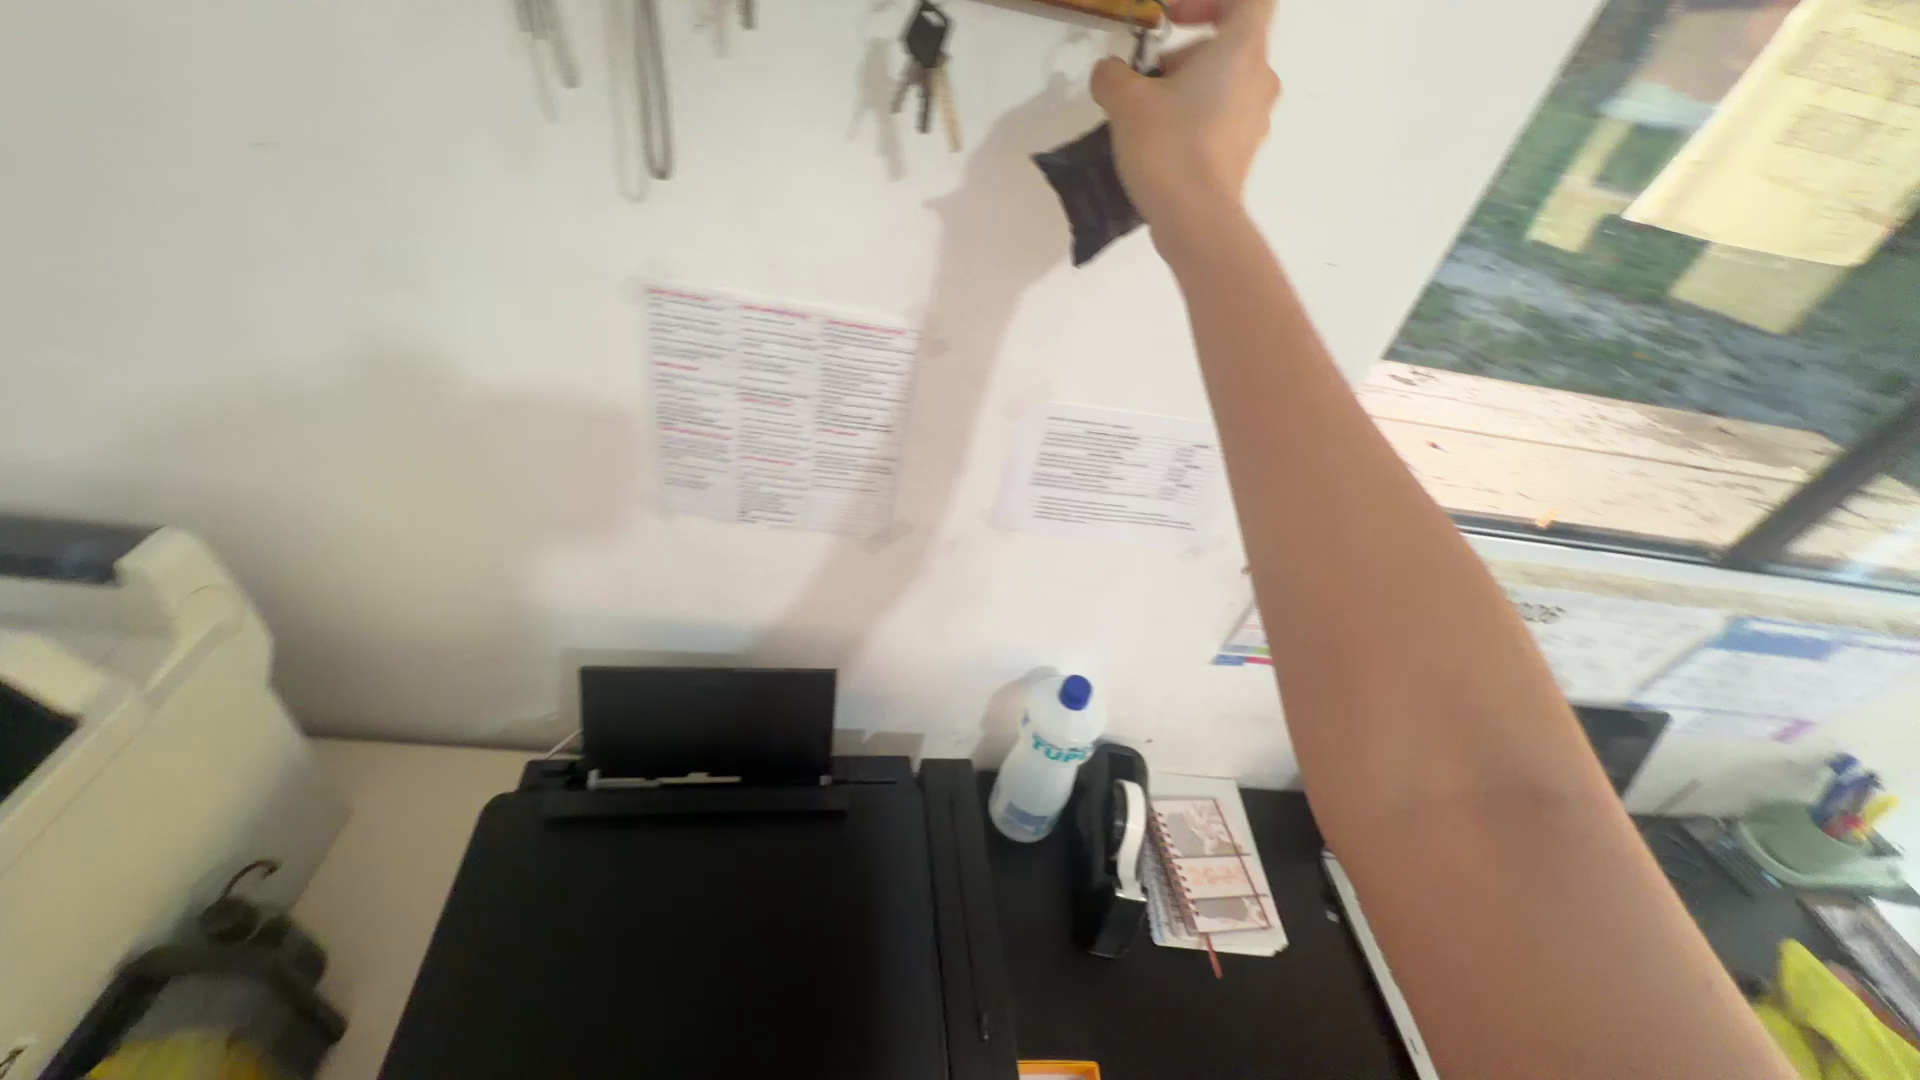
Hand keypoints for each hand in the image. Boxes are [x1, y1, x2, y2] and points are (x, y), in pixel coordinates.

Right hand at [1091, 0, 1280, 227]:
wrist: (1196, 220)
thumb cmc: (1168, 145)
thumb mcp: (1125, 101)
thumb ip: (1113, 75)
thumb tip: (1109, 73)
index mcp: (1243, 48)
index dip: (1208, 0)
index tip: (1172, 20)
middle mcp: (1260, 79)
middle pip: (1228, 46)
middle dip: (1184, 57)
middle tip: (1146, 82)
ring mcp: (1256, 122)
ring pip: (1222, 88)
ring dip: (1186, 94)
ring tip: (1147, 121)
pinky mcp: (1243, 157)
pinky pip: (1220, 125)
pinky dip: (1193, 126)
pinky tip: (1160, 150)